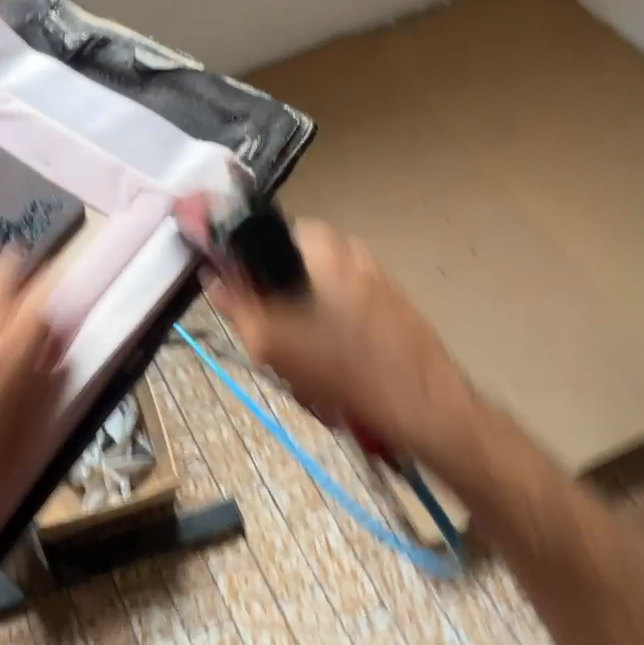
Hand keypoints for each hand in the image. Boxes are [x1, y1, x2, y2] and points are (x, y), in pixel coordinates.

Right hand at [206, 218, 473, 457]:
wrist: (430, 413)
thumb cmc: (349, 373)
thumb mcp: (278, 344)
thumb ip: (240, 305)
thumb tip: (212, 279)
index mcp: (330, 253)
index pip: (280, 230)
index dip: (256, 257)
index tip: (245, 288)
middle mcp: (359, 259)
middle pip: (301, 265)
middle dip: (282, 298)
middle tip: (274, 335)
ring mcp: (384, 286)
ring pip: (325, 293)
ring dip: (307, 323)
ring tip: (304, 362)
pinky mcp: (399, 315)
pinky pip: (350, 315)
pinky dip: (334, 337)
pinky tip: (334, 373)